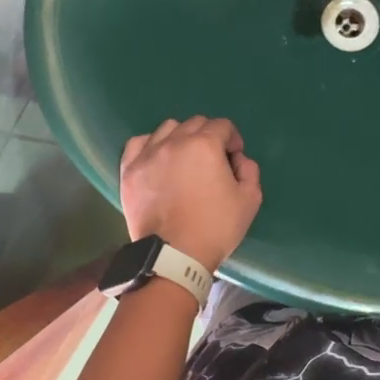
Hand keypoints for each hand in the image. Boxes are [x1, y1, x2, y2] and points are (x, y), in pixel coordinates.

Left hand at [119, 116, 262, 272]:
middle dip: (209, 136)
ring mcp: (148, 154)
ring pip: (167, 128)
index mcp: (205, 145)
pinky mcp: (129, 170)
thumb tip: (237, 159)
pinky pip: (138, 143)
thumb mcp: (250, 200)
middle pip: (195, 123)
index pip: (222, 126)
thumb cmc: (216, 228)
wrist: (175, 256)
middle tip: (212, 161)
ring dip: (181, 137)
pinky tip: (158, 159)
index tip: (233, 157)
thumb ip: (249, 170)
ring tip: (184, 159)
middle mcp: (174, 142)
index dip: (232, 139)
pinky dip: (151, 145)